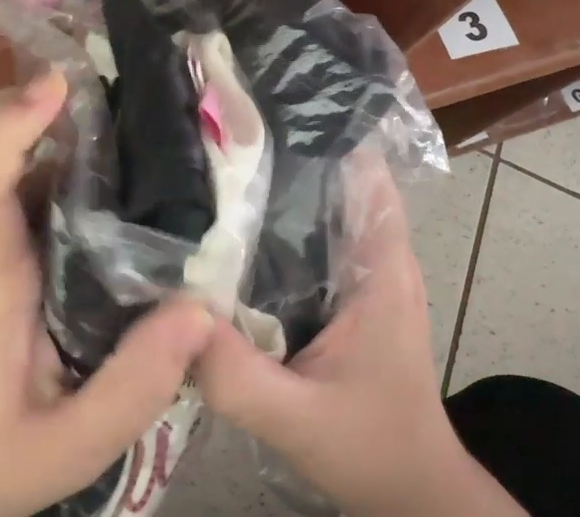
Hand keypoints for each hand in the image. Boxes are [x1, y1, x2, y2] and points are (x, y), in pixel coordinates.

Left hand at [0, 74, 215, 516]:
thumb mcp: (68, 449)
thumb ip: (137, 383)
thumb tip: (202, 310)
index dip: (15, 116)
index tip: (61, 81)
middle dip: (32, 103)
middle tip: (114, 99)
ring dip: (32, 137)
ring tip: (110, 142)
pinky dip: (22, 173)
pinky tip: (73, 201)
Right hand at [195, 155, 524, 516]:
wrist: (408, 490)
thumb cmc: (370, 448)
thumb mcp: (298, 419)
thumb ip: (237, 375)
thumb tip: (171, 313)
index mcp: (381, 265)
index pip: (361, 168)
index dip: (315, 129)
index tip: (253, 101)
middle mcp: (373, 253)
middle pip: (329, 177)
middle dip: (275, 150)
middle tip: (206, 126)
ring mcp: (358, 271)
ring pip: (313, 208)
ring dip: (268, 187)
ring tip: (202, 161)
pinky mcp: (339, 291)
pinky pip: (301, 242)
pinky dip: (265, 228)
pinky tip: (216, 228)